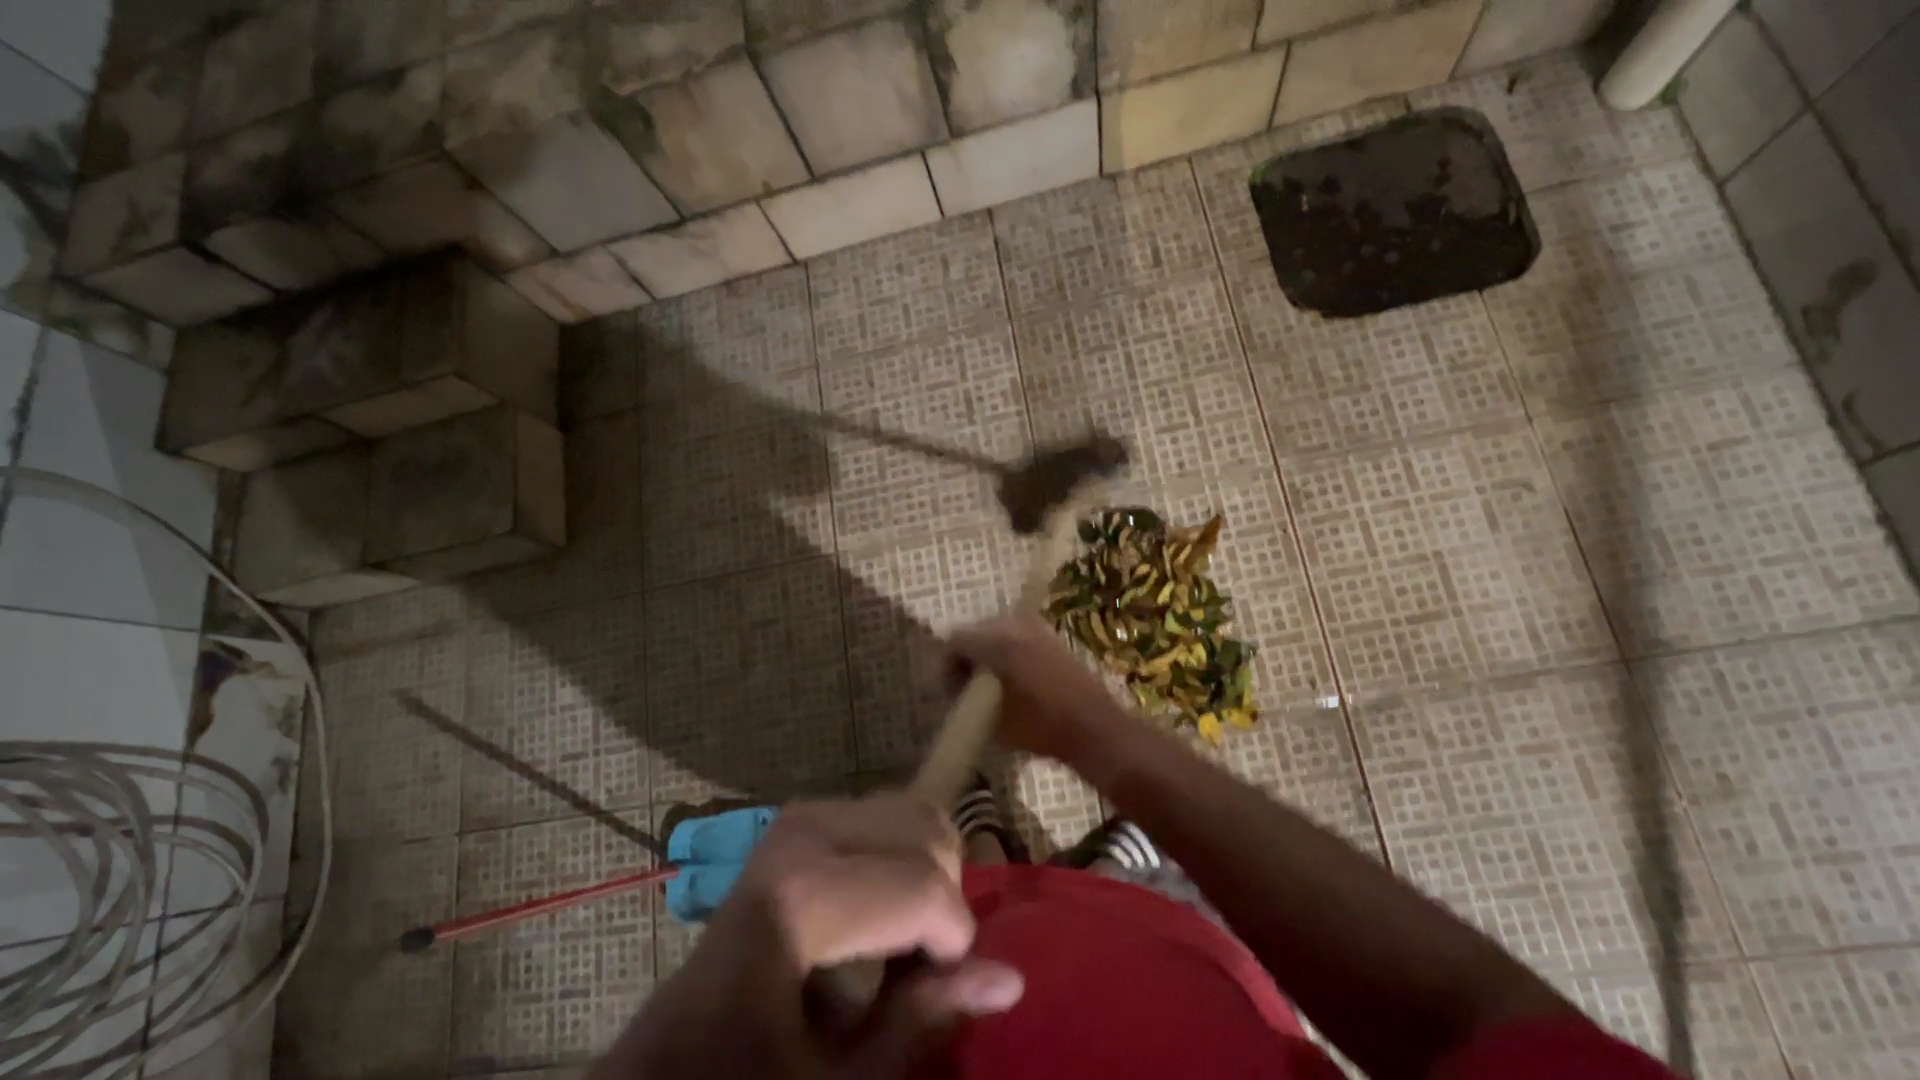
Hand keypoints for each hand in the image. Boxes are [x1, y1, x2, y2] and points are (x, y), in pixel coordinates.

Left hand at [596, 794, 1022, 1078]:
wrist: (665, 1060)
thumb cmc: (748, 1078)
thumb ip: (920, 1021)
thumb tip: (1009, 976)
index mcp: (795, 905)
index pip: (919, 886)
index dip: (955, 938)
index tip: (947, 986)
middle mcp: (792, 842)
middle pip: (917, 825)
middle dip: (943, 889)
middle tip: (926, 959)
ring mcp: (788, 826)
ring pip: (900, 807)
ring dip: (925, 863)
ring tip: (908, 931)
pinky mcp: (787, 829)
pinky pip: (871, 812)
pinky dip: (897, 850)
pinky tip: (879, 906)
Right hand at [945, 614, 1130, 764]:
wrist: (1093, 727)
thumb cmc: (1039, 726)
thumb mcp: (991, 719)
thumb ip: (966, 697)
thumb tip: (956, 687)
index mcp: (995, 641)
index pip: (956, 639)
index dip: (947, 663)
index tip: (948, 688)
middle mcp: (1015, 625)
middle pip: (977, 631)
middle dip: (968, 656)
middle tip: (966, 686)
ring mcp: (1037, 629)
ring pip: (999, 632)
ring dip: (989, 653)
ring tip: (990, 684)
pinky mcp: (1053, 638)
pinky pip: (1019, 637)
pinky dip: (1010, 652)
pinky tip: (1013, 679)